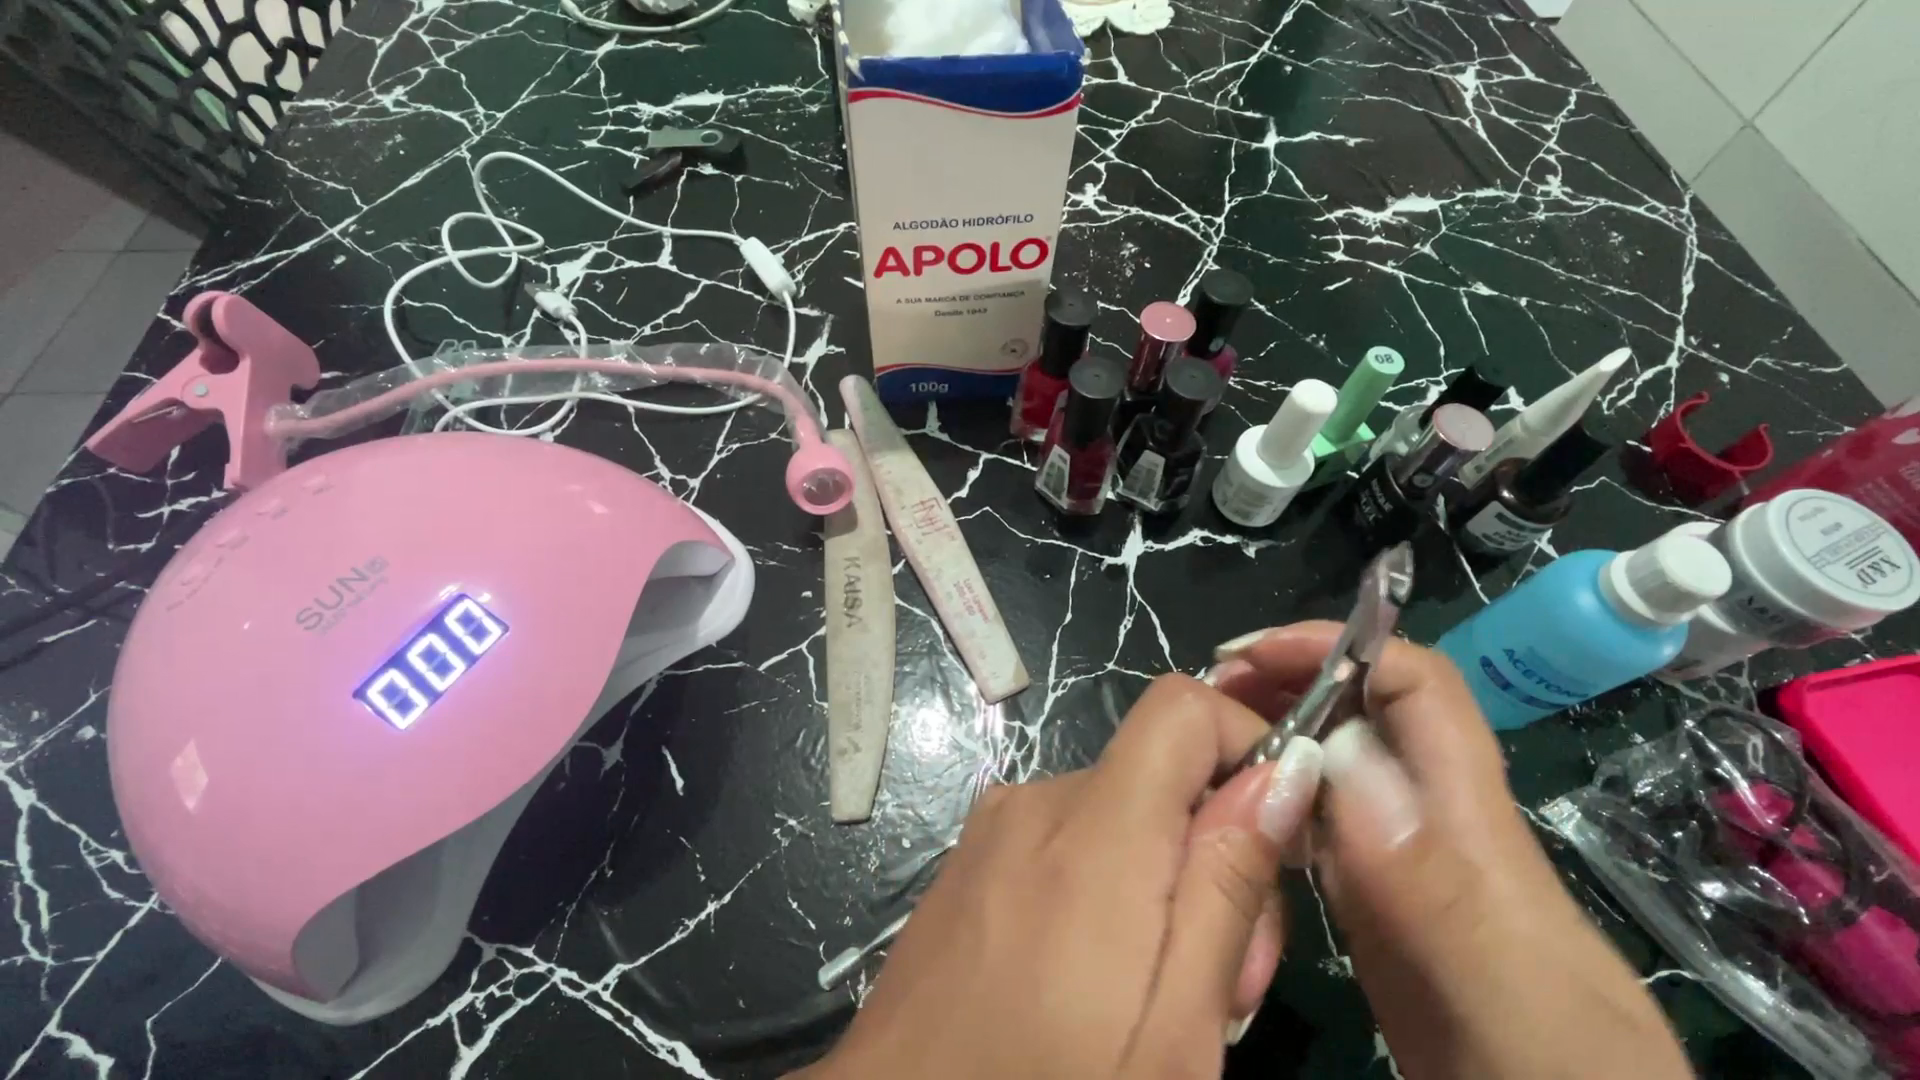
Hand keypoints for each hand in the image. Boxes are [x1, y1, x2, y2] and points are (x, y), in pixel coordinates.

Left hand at [799, 676, 1323, 1078]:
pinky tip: (1094, 979)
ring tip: (1153, 996)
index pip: (1180, 707)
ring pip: (1121, 812)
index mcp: (1092, 833)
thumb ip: (1227, 889)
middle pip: (1161, 773)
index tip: (1277, 839)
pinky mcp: (973, 857)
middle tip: (1222, 978)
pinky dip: (1107, 887)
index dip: (1244, 746)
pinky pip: (1068, 838)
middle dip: (1215, 853)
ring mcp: (995, 827)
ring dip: (1164, 883)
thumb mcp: (1172, 1031)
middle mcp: (1037, 803)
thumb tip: (1280, 771)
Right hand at [1210, 622, 1693, 1079]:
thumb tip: (1345, 760)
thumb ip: (1433, 884)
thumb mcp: (1507, 987)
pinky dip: (1266, 803)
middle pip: (1362, 714)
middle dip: (1285, 681)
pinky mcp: (1374, 907)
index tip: (1250, 656)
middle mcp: (1429, 824)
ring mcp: (1399, 867)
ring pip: (1329, 767)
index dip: (1338, 648)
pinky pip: (1313, 829)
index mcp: (1469, 820)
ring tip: (1199, 744)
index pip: (1415, 687)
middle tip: (1204, 695)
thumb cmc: (1555, 1061)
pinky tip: (1224, 816)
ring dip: (1267, 735)